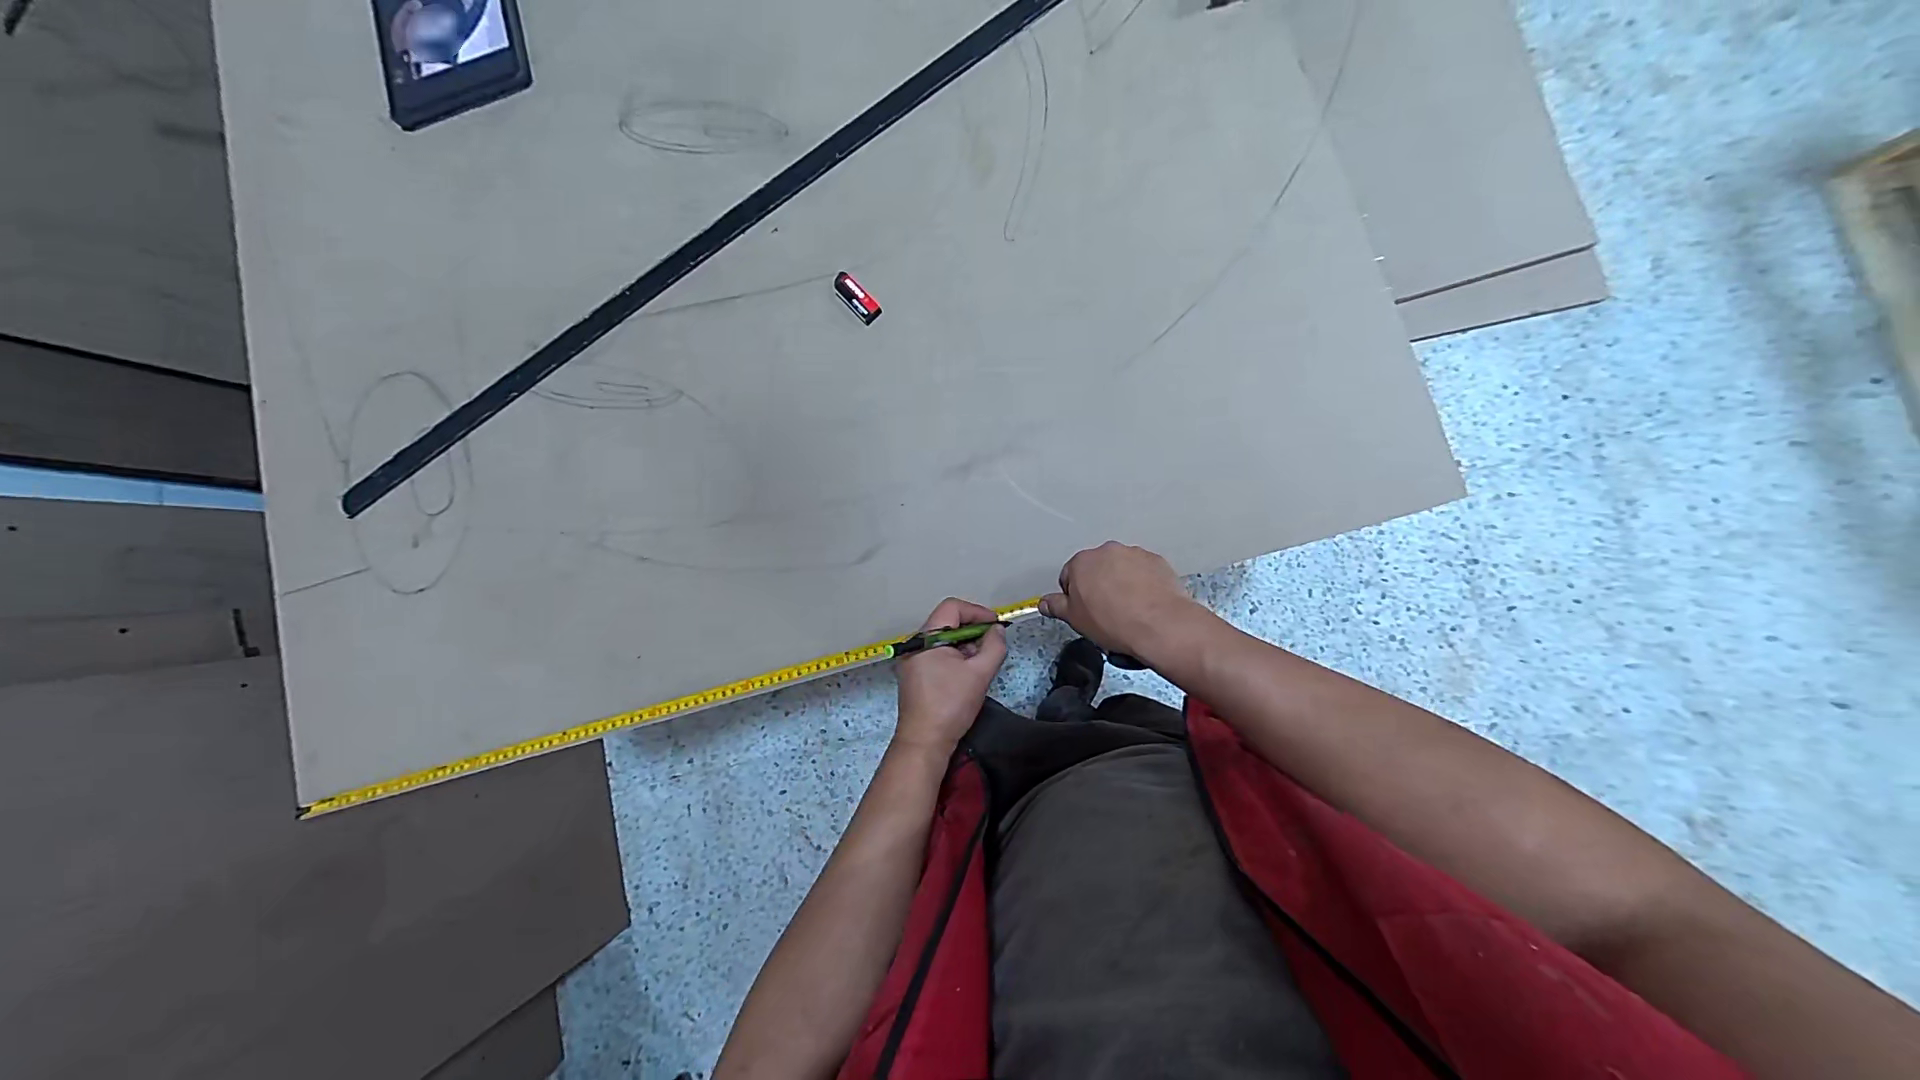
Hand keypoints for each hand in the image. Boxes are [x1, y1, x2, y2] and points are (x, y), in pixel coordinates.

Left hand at [894, 598, 1006, 752]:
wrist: (924, 741)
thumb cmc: (950, 705)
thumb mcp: (980, 673)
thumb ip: (994, 646)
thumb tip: (997, 630)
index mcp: (926, 637)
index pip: (952, 607)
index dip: (977, 612)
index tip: (995, 625)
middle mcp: (915, 644)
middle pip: (947, 622)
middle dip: (973, 630)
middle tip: (991, 645)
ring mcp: (912, 660)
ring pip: (943, 640)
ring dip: (965, 645)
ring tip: (981, 664)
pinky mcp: (914, 675)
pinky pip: (937, 655)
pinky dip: (955, 657)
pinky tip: (967, 675)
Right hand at [1040, 542, 1205, 661]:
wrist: (1159, 625)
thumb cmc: (1118, 622)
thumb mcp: (1075, 619)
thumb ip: (1057, 606)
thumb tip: (1047, 603)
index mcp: (1081, 563)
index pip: (1069, 576)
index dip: (1075, 597)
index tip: (1083, 609)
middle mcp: (1106, 552)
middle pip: (1095, 569)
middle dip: (1098, 586)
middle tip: (1105, 612)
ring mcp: (1133, 554)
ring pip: (1120, 568)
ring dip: (1121, 583)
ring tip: (1127, 610)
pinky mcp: (1155, 561)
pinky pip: (1143, 571)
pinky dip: (1142, 584)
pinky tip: (1144, 604)